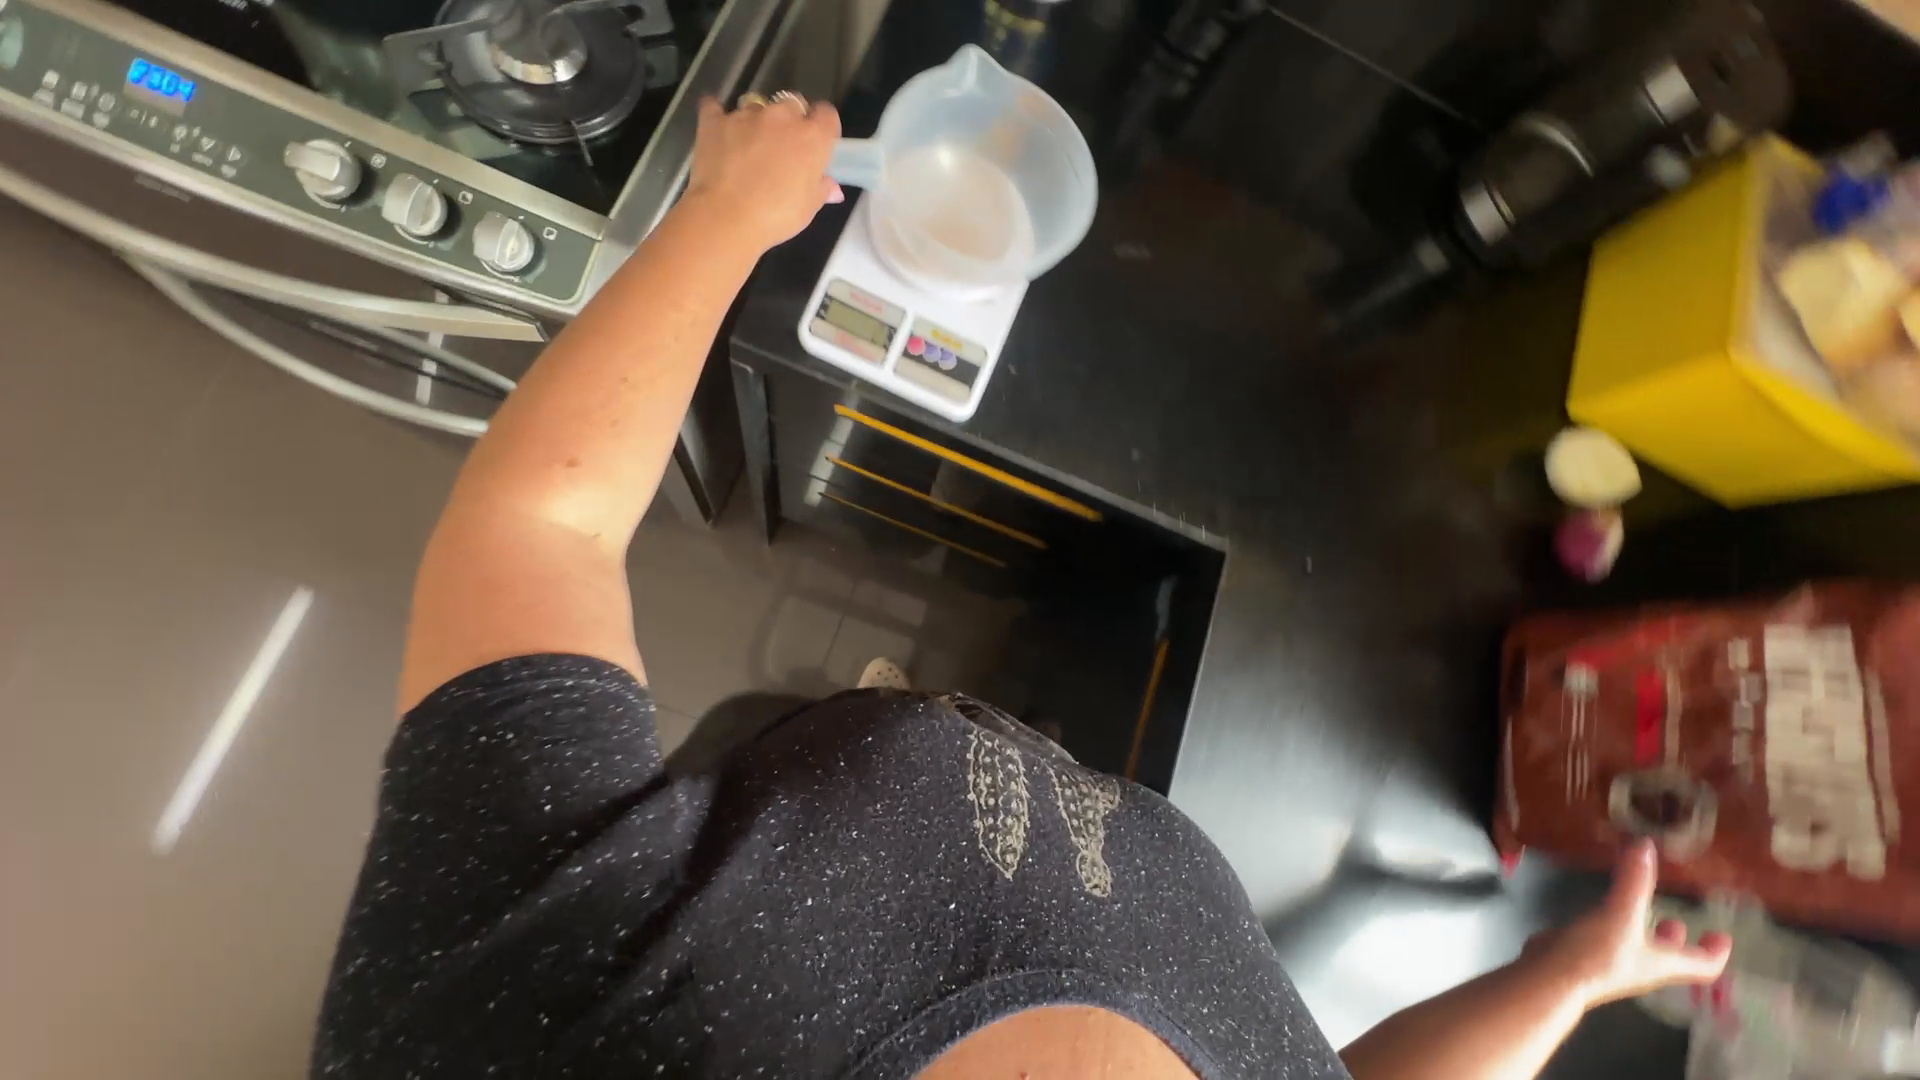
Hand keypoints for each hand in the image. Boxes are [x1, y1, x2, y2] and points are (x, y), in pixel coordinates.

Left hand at [682, 93, 842, 252]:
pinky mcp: (715, 121)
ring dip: (758, 121)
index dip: (823, 127)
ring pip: (757, 106)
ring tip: (750, 147)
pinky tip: (720, 131)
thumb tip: (831, 186)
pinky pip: (715, 108)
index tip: (818, 144)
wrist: (727, 218)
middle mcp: (781, 117)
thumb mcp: (808, 209)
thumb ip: (821, 189)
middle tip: (784, 148)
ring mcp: (746, 115)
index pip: (827, 115)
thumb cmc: (777, 216)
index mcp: (811, 137)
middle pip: (792, 103)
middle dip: (791, 120)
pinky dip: (718, 116)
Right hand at [1522, 839, 1731, 1009]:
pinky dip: (1613, 928)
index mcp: (1665, 963)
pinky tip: (1598, 914)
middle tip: (1680, 921)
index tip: (1721, 935)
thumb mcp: (1620, 914)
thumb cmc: (1598, 954)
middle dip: (1676, 939)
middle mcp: (1645, 966)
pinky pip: (1610, 942)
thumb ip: (1633, 882)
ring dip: (1645, 932)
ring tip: (1641, 911)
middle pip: (1671, 957)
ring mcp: (1615, 963)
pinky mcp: (1588, 957)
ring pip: (1639, 948)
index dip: (1715, 951)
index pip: (1704, 964)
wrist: (1553, 977)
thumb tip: (1645, 845)